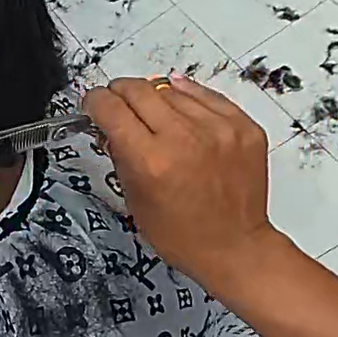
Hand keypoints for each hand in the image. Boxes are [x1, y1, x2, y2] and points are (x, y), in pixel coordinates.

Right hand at [81, 74, 285, 291]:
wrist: (234, 248)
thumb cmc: (185, 236)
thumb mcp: (136, 201)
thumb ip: (120, 156)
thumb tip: (110, 125)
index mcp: (151, 161)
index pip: (109, 107)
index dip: (95, 102)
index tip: (95, 105)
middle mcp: (184, 139)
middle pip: (138, 89)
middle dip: (121, 94)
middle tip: (120, 106)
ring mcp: (218, 129)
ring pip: (171, 89)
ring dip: (156, 99)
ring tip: (155, 118)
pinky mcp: (242, 127)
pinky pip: (207, 96)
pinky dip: (189, 99)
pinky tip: (181, 108)